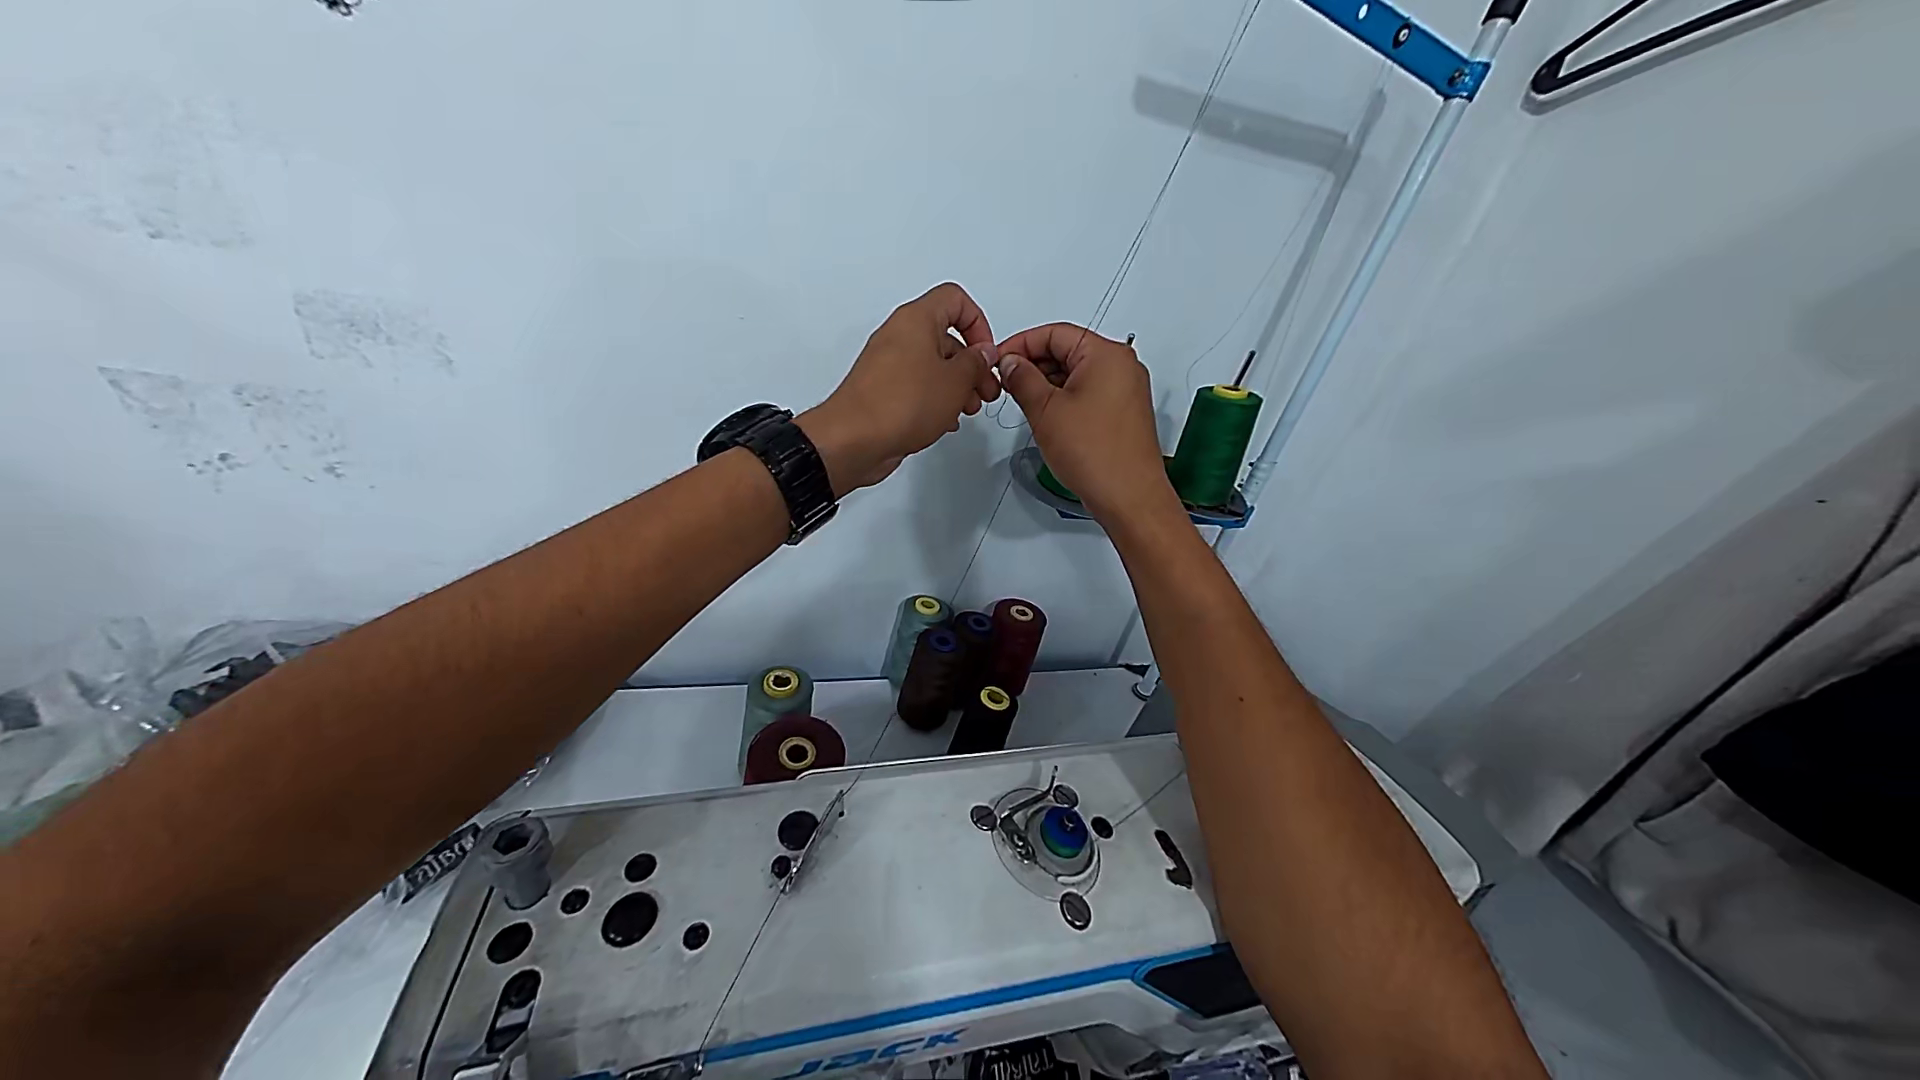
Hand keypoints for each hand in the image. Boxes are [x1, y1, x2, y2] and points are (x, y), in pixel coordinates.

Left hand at [798, 283, 1000, 494]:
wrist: (855, 440)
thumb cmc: (896, 405)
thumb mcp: (956, 381)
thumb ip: (976, 362)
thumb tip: (983, 354)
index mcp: (916, 319)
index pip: (955, 300)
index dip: (978, 324)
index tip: (986, 352)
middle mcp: (899, 336)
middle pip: (946, 336)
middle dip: (971, 363)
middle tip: (984, 387)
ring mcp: (887, 364)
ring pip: (932, 365)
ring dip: (956, 386)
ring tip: (967, 408)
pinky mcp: (882, 390)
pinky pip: (916, 386)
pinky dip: (935, 399)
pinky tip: (944, 420)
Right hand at [996, 323, 1179, 524]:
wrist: (1129, 497)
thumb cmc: (1100, 456)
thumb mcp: (1045, 410)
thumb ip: (1022, 378)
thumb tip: (1011, 363)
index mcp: (1106, 355)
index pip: (1055, 333)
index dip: (1021, 344)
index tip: (1001, 359)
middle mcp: (1121, 366)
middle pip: (1067, 350)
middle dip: (1033, 363)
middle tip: (1007, 380)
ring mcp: (1125, 389)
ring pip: (1076, 373)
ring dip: (1047, 383)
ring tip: (1023, 401)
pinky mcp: (1123, 411)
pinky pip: (1088, 392)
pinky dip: (1064, 398)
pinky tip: (1046, 416)